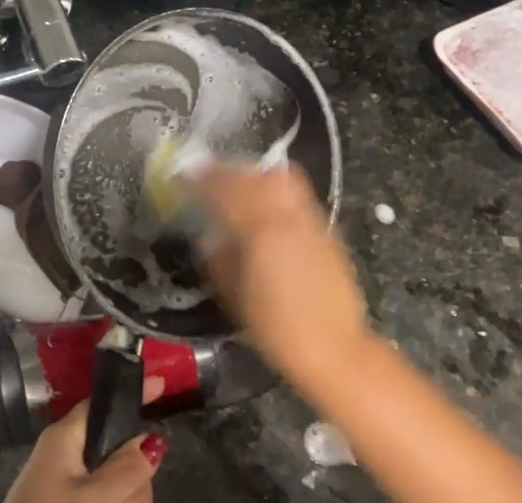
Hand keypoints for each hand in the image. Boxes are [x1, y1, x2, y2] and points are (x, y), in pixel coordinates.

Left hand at [4, 378, 167, 502]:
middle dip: (133, 471)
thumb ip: (125, 470)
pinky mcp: (69, 499)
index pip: (102, 403)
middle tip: (133, 498)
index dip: (130, 395)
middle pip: (116, 446)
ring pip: (114, 476)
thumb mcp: (92, 497)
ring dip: (126, 496)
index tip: (162, 384)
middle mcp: (66, 451)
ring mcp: (68, 479)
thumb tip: (154, 439)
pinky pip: (103, 495)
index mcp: (66, 435)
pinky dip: (114, 502)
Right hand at [196, 164, 370, 395]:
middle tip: (211, 179)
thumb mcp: (235, 297)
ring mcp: (311, 221)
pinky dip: (277, 191)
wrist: (336, 350)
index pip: (226, 189)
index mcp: (260, 231)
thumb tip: (207, 236)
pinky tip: (268, 208)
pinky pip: (298, 196)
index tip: (185, 178)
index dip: (202, 179)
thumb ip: (218, 258)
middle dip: (229, 171)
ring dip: (256, 175)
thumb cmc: (277, 330)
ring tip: (240, 187)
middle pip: (255, 175)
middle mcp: (287, 217)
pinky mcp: (327, 231)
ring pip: (282, 178)